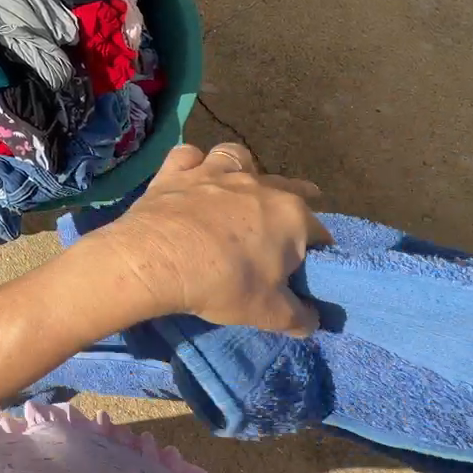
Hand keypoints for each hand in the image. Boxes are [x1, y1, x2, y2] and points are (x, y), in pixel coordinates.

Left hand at [88, 143, 332, 335]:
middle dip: (292, 200)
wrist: (154, 259)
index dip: (316, 248)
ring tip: (240, 184)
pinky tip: (190, 173)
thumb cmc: (223, 284)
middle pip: (284, 186)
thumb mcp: (273, 314)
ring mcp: (211, 172)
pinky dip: (191, 161)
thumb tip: (311, 318)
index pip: (318, 230)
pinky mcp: (173, 171)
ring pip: (235, 156)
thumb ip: (300, 316)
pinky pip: (186, 154)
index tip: (307, 262)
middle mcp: (254, 184)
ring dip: (241, 168)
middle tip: (285, 221)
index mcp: (290, 215)